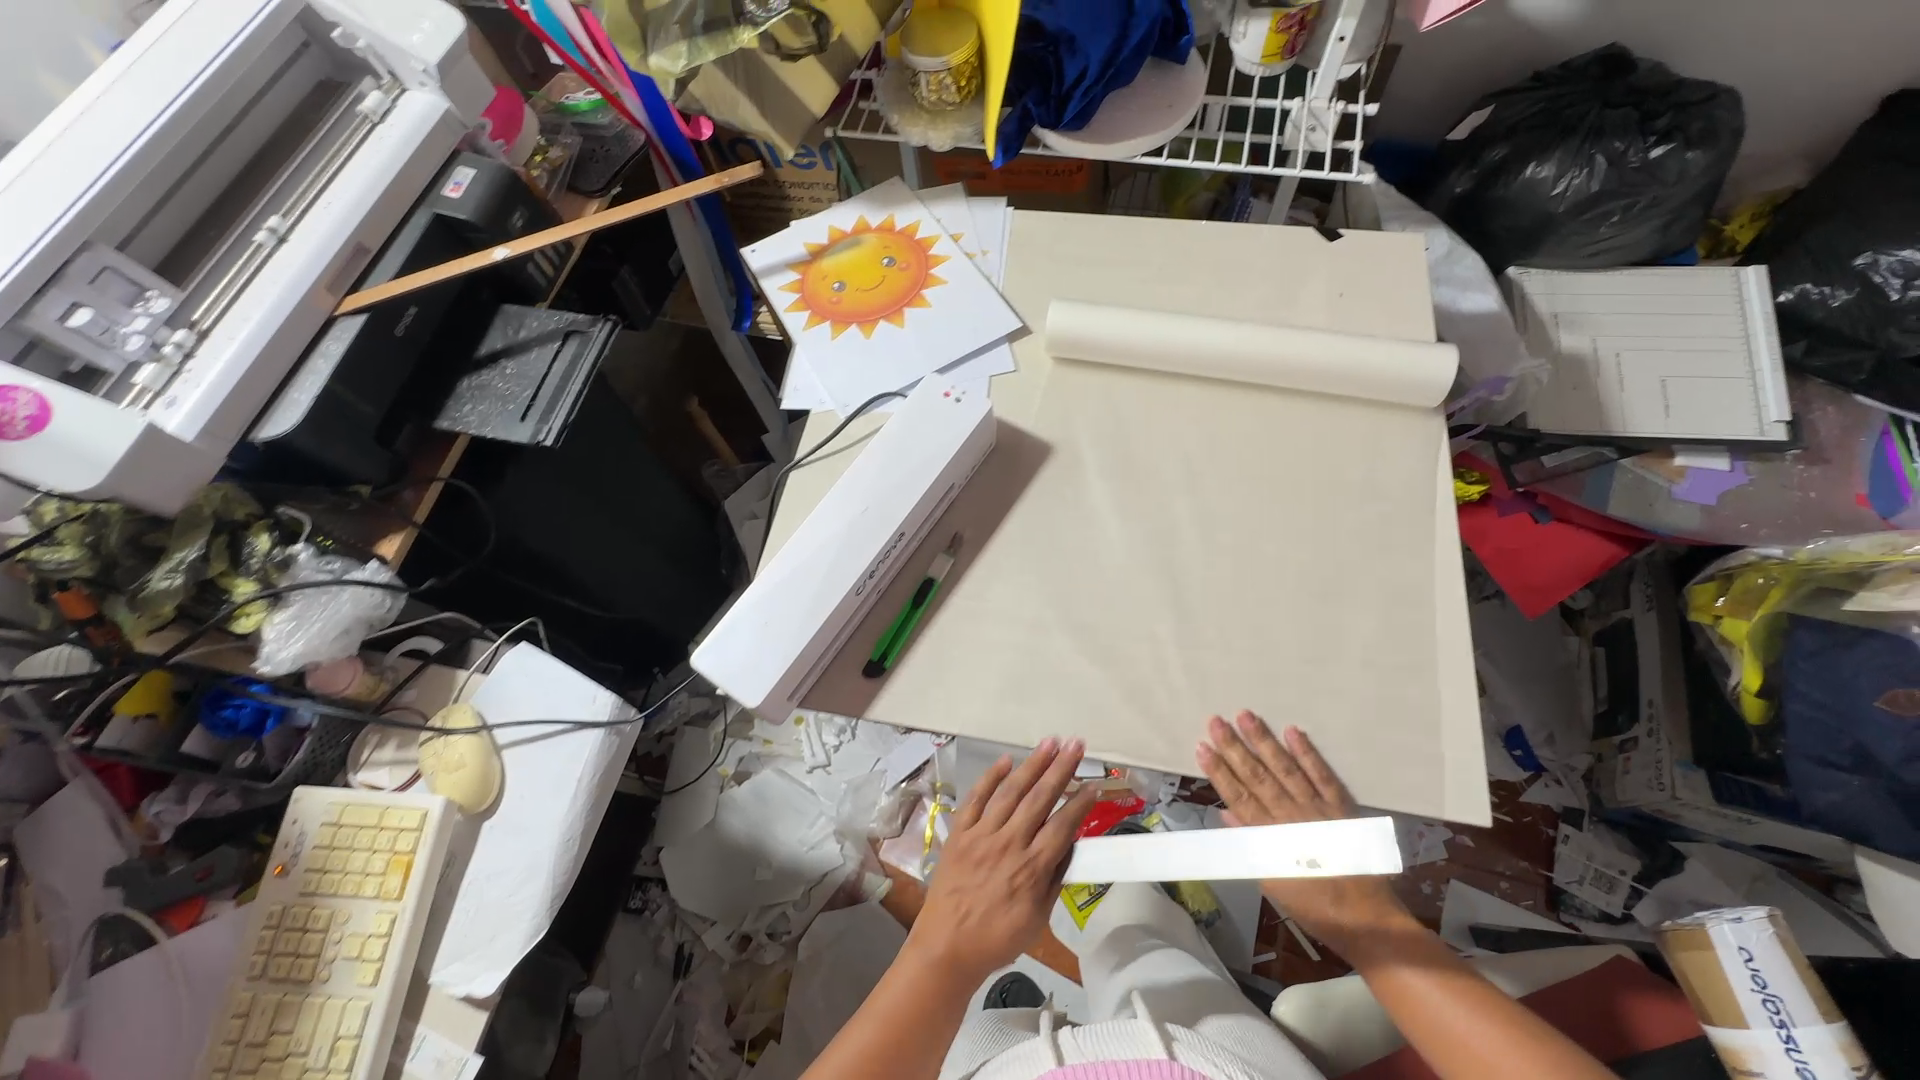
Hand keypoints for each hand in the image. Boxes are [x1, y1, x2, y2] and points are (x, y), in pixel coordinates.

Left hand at [908, 737, 1099, 983]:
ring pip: (1010, 792)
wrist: (946, 948)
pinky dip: (991, 778)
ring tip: (1050, 742)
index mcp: (1031, 868)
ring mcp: (981, 836)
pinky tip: (1006, 761)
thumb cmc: (997, 939)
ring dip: (1031, 765)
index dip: (1081, 803)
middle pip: (1039, 799)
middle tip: (1076, 745)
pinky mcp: (959, 834)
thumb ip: (1054, 879)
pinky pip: (976, 799)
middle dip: (1061, 769)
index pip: (1062, 826)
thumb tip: (1071, 846)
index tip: (1095, 785)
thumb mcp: (1038, 918)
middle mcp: (1008, 844)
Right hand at [1196, 712, 1416, 956]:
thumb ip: (1250, 846)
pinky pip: (1323, 776)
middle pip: (1258, 777)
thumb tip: (1227, 814)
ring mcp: (1318, 810)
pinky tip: (1293, 731)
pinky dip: (1308, 753)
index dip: (1219, 772)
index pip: (1239, 797)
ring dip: (1265, 742)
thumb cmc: (1314, 907)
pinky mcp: (1341, 808)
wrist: (1367, 921)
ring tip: (1246, 716)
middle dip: (1235, 748)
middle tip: (1216, 721)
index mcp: (1272, 838)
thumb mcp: (1274, 882)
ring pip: (1286, 769)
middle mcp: (1292, 817)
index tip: (1202, 748)